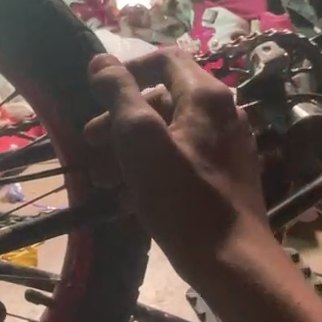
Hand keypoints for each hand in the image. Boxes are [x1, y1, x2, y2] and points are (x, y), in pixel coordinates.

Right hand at [84, 49, 270, 271]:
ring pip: (168, 135)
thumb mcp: (139, 138)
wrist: (231, 261)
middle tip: (90, 144)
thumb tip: (100, 60)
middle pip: (162, 100)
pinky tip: (126, 198)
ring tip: (101, 180)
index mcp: (206, 97)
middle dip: (119, 121)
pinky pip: (181, 161)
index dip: (128, 70)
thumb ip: (119, 93)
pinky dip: (151, 170)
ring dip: (129, 150)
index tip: (99, 94)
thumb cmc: (180, 196)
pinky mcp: (225, 178)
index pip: (165, 59)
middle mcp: (223, 115)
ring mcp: (226, 148)